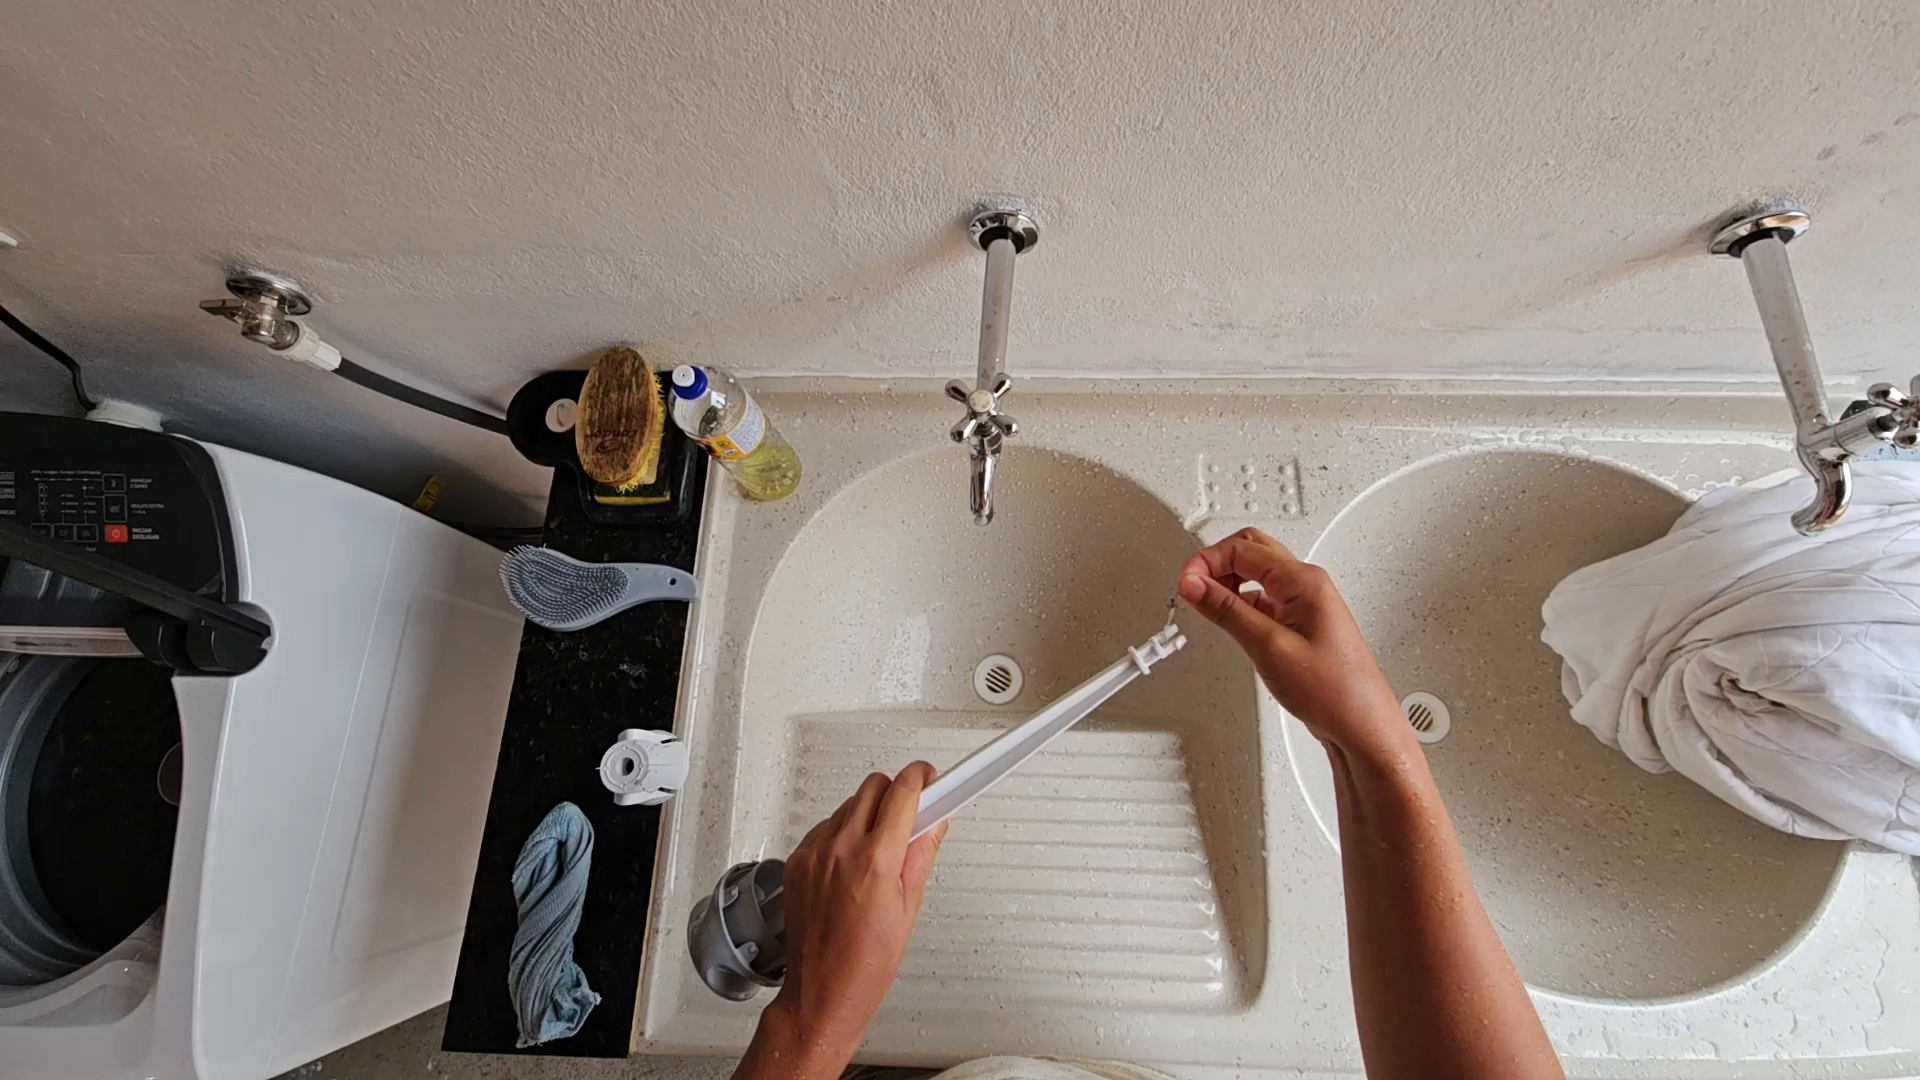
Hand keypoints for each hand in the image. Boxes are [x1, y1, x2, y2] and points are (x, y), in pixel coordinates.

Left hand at [737, 763, 947, 1078]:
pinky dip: (841, 834)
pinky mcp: (796, 860)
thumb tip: (938, 819)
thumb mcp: (910, 906)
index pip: (903, 791)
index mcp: (875, 860)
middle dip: (896, 793)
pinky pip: (825, 826)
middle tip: (908, 815)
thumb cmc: (865, 966)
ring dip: (868, 815)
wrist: (820, 996)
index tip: (931, 777)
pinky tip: (850, 864)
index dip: (921, 777)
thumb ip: (923, 851)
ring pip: (849, 804)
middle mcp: (840, 850)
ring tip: (877, 852)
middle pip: (874, 786)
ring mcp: (814, 853)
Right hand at [1177, 528, 1408, 757]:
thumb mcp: (1268, 647)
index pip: (1242, 549)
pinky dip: (1237, 602)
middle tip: (1192, 585)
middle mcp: (1305, 586)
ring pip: (1254, 573)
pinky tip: (1227, 620)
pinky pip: (1260, 597)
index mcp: (1303, 582)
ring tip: (1205, 604)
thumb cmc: (1334, 691)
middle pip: (1250, 550)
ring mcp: (1302, 603)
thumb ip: (1226, 611)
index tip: (1186, 583)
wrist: (1360, 726)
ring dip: (1225, 582)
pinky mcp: (1296, 621)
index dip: (1207, 562)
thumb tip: (1194, 584)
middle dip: (1215, 563)